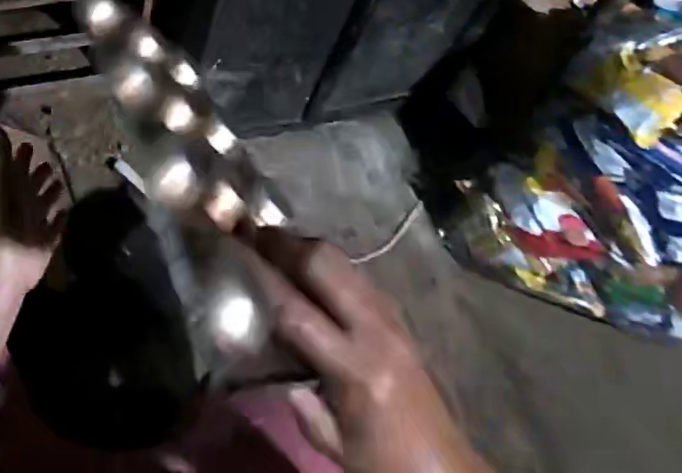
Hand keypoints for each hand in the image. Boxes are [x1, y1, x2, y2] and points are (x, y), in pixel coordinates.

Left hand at [0, 127, 67, 293]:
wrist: (8, 259)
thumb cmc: (4, 216)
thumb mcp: (1, 180)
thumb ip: (0, 156)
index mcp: (10, 190)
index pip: (17, 169)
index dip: (22, 157)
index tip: (29, 143)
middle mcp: (22, 205)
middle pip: (32, 186)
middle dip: (40, 174)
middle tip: (51, 161)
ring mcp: (34, 224)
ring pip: (44, 205)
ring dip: (51, 194)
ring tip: (62, 182)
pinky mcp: (46, 242)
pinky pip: (56, 228)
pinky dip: (61, 219)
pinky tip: (68, 210)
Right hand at [243, 227, 488, 472]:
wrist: (448, 470)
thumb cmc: (388, 464)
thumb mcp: (336, 445)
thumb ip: (300, 404)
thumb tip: (270, 362)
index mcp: (356, 369)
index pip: (295, 309)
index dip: (260, 276)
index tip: (233, 252)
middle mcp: (375, 329)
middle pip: (322, 262)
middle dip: (283, 243)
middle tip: (250, 233)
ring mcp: (390, 315)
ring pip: (340, 258)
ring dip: (303, 245)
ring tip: (272, 242)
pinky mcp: (398, 312)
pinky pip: (354, 271)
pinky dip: (324, 261)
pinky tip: (306, 266)